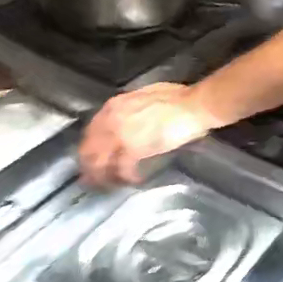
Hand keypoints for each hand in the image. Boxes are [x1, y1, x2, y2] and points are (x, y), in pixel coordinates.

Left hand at [78, 83, 221, 186]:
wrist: (193, 105)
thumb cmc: (179, 98)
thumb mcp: (147, 96)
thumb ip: (133, 107)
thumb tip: (134, 117)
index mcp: (114, 105)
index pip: (92, 130)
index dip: (91, 146)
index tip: (94, 156)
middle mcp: (111, 120)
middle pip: (89, 149)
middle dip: (90, 165)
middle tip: (94, 178)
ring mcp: (120, 135)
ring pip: (99, 162)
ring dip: (103, 176)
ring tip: (108, 185)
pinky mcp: (133, 150)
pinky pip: (122, 169)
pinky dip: (127, 177)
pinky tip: (134, 181)